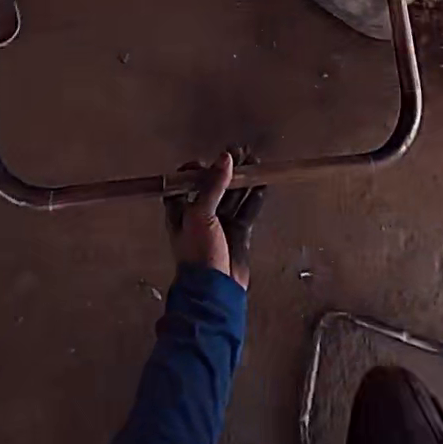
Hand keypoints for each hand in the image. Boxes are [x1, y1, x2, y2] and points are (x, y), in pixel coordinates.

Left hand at [164, 152, 265, 288]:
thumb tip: (225, 157)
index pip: (185, 182)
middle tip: (242, 152)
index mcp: (180, 209)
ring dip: (243, 180)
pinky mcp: (237, 234)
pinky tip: (262, 184)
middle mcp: (199, 214)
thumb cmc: (198, 250)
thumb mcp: (200, 214)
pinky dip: (254, 198)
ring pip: (232, 196)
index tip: (210, 161)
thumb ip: (213, 185)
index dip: (196, 170)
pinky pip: (246, 210)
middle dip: (227, 170)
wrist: (215, 291)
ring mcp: (219, 224)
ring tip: (256, 162)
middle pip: (213, 186)